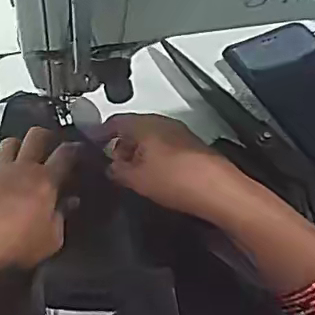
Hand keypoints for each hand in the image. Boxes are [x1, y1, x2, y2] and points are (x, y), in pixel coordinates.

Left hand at [0, 126, 81, 271]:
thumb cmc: (15, 242)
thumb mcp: (52, 239)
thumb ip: (62, 217)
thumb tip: (68, 204)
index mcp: (46, 179)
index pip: (66, 153)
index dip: (77, 149)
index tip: (81, 152)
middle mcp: (23, 167)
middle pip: (37, 134)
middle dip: (48, 137)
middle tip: (54, 147)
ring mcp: (0, 169)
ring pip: (11, 140)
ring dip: (21, 143)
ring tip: (27, 153)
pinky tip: (2, 163)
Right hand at [100, 113, 266, 226]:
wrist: (220, 193)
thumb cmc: (180, 180)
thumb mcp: (134, 179)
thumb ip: (116, 171)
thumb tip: (111, 168)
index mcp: (145, 124)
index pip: (115, 121)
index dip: (101, 132)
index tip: (93, 141)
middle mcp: (164, 124)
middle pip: (134, 129)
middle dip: (120, 145)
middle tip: (112, 164)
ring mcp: (181, 135)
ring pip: (151, 140)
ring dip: (139, 154)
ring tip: (133, 176)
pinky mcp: (194, 150)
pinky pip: (167, 150)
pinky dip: (157, 160)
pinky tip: (156, 180)